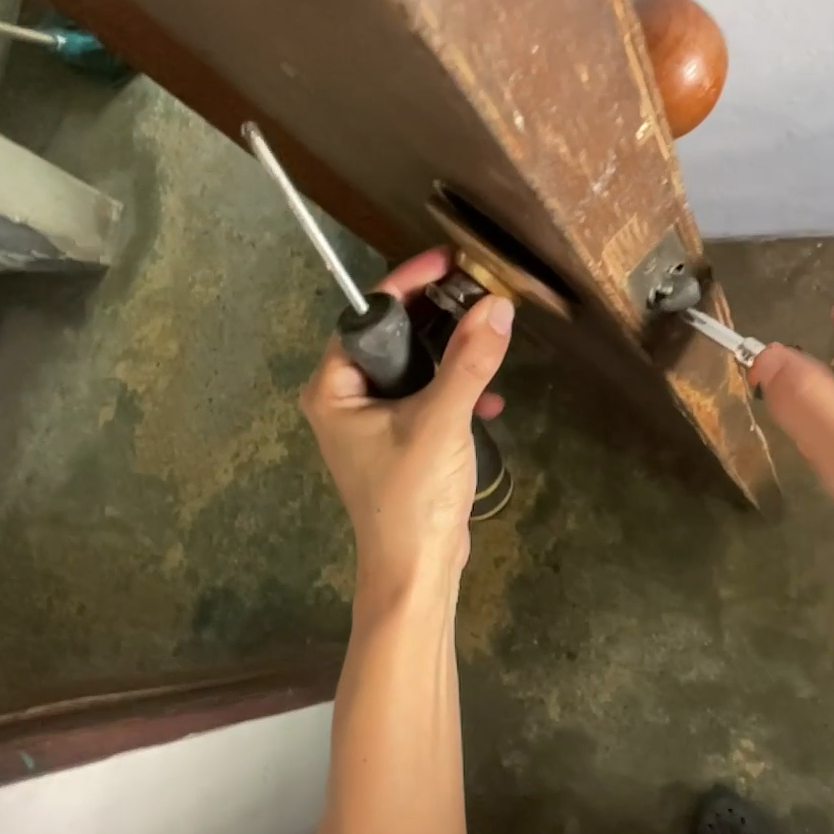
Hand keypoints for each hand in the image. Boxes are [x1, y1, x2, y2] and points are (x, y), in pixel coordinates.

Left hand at [300, 248, 512, 600]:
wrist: (418, 570)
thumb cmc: (412, 497)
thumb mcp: (442, 421)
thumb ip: (469, 362)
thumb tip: (499, 305)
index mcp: (335, 387)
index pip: (369, 316)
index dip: (408, 285)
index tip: (450, 262)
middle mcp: (348, 398)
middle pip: (395, 337)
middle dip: (439, 319)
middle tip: (481, 296)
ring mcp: (375, 421)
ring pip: (416, 366)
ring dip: (454, 355)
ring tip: (491, 341)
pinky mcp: (402, 440)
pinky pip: (429, 395)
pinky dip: (456, 390)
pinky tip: (489, 398)